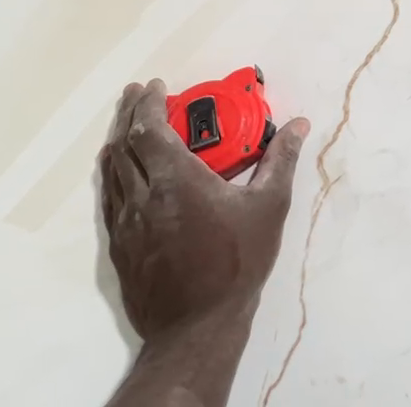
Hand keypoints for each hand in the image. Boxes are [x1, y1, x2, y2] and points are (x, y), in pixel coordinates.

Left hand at [100, 80, 310, 344]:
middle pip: (123, 146)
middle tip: (137, 93)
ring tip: (128, 126)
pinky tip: (124, 173)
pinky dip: (114, 173)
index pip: (150, 131)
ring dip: (118, 142)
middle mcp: (143, 197)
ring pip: (111, 172)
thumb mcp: (270, 206)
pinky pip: (110, 197)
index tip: (155, 85)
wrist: (196, 325)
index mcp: (177, 181)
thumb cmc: (238, 260)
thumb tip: (299, 125)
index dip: (148, 104)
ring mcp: (126, 223)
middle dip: (129, 115)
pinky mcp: (119, 246)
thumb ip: (281, 160)